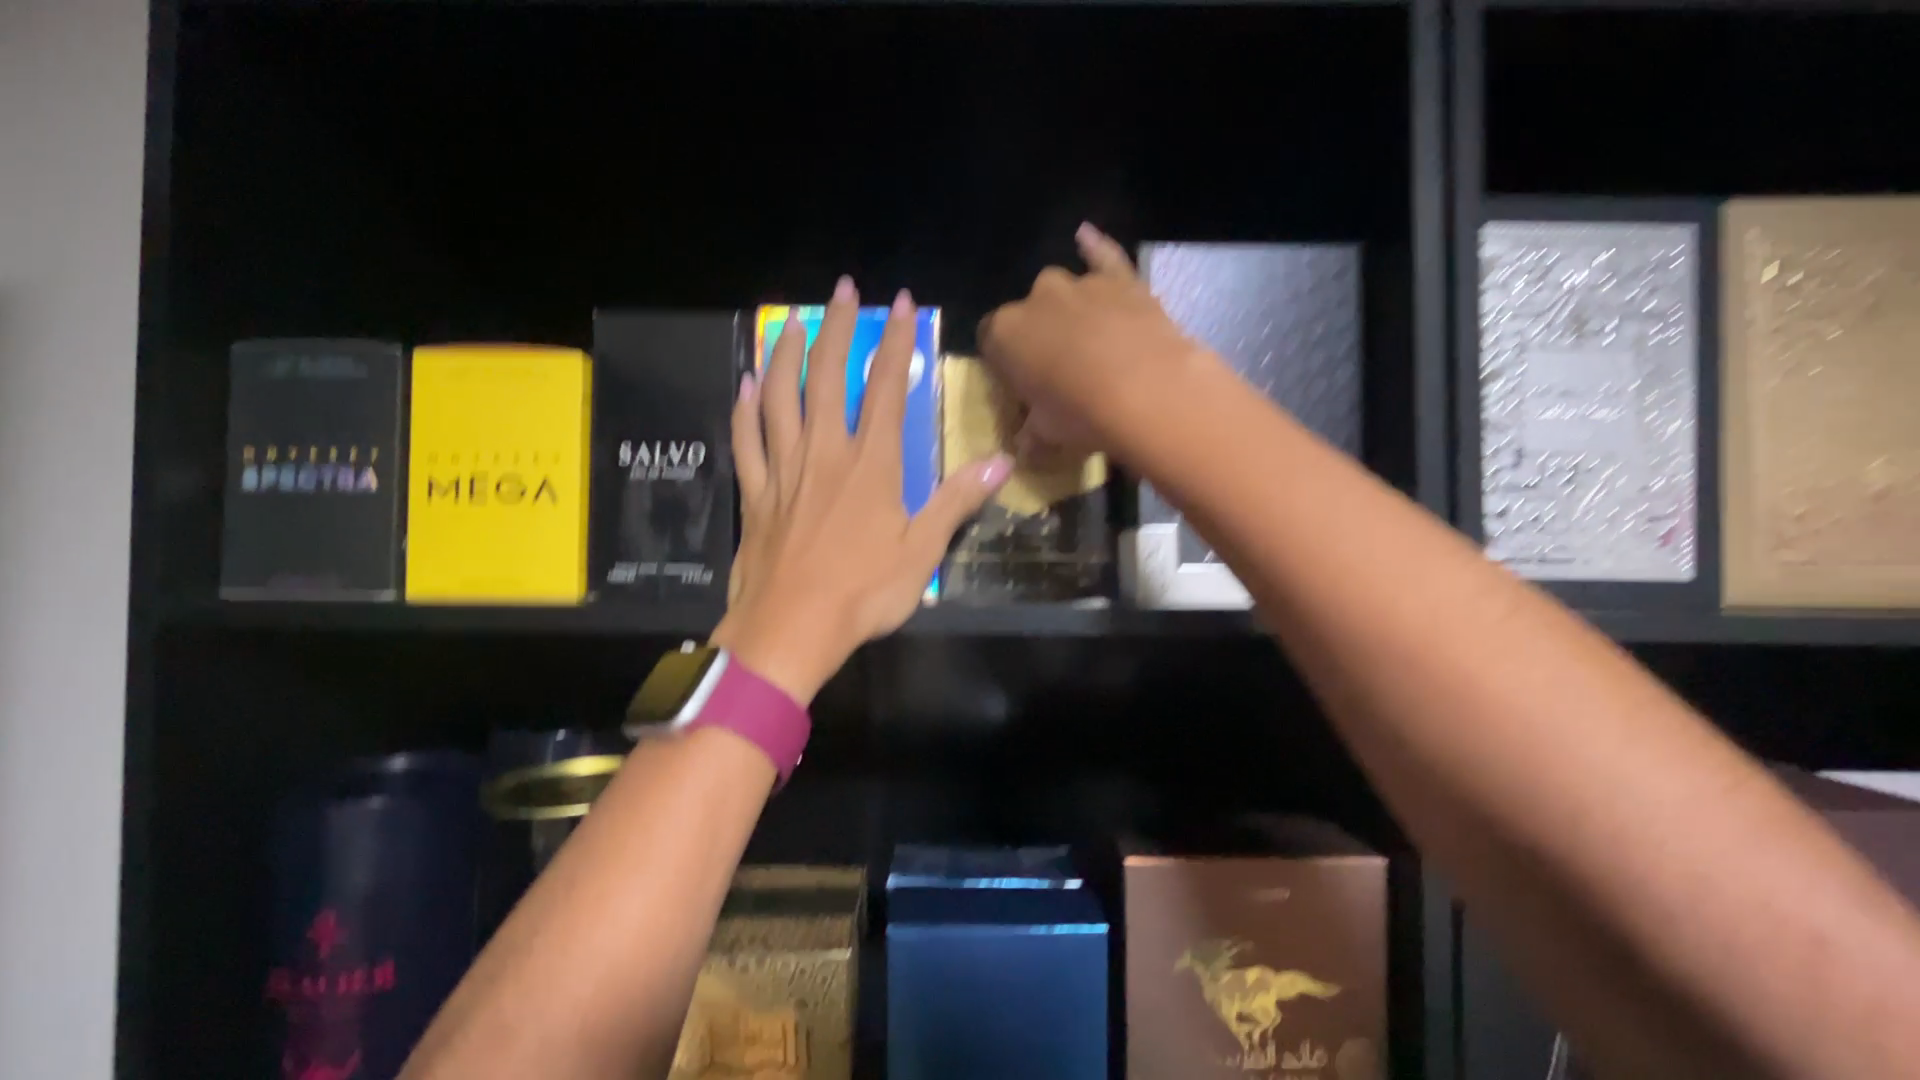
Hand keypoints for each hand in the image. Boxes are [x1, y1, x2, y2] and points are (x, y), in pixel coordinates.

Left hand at [714, 280, 1012, 703]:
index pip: (885, 388)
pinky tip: (745, 386)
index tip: (901, 304)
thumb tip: (1004, 461)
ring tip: (789, 323)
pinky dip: (743, 409)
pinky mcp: (754, 494)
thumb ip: (957, 500)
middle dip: (835, 328)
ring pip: (778, 398)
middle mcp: (824, 453)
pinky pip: (745, 441)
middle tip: (840, 290)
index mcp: (870, 464)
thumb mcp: (923, 550)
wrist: (791, 629)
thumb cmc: (864, 592)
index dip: (894, 342)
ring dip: (784, 355)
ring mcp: (783, 471)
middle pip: (826, 377)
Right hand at [977, 223, 1213, 458]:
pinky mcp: (1120, 281)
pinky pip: (1103, 255)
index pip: (991, 343)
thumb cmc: (1081, 414)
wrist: (1146, 390)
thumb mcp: (1046, 435)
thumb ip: (1030, 435)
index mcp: (1003, 333)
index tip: (1022, 388)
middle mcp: (1034, 300)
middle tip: (1058, 374)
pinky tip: (1084, 235)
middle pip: (1028, 317)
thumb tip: (1023, 447)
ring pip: (1063, 294)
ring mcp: (1078, 285)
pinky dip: (1094, 245)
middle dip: (1038, 339)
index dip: (1005, 365)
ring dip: (1068, 313)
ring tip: (1086, 344)